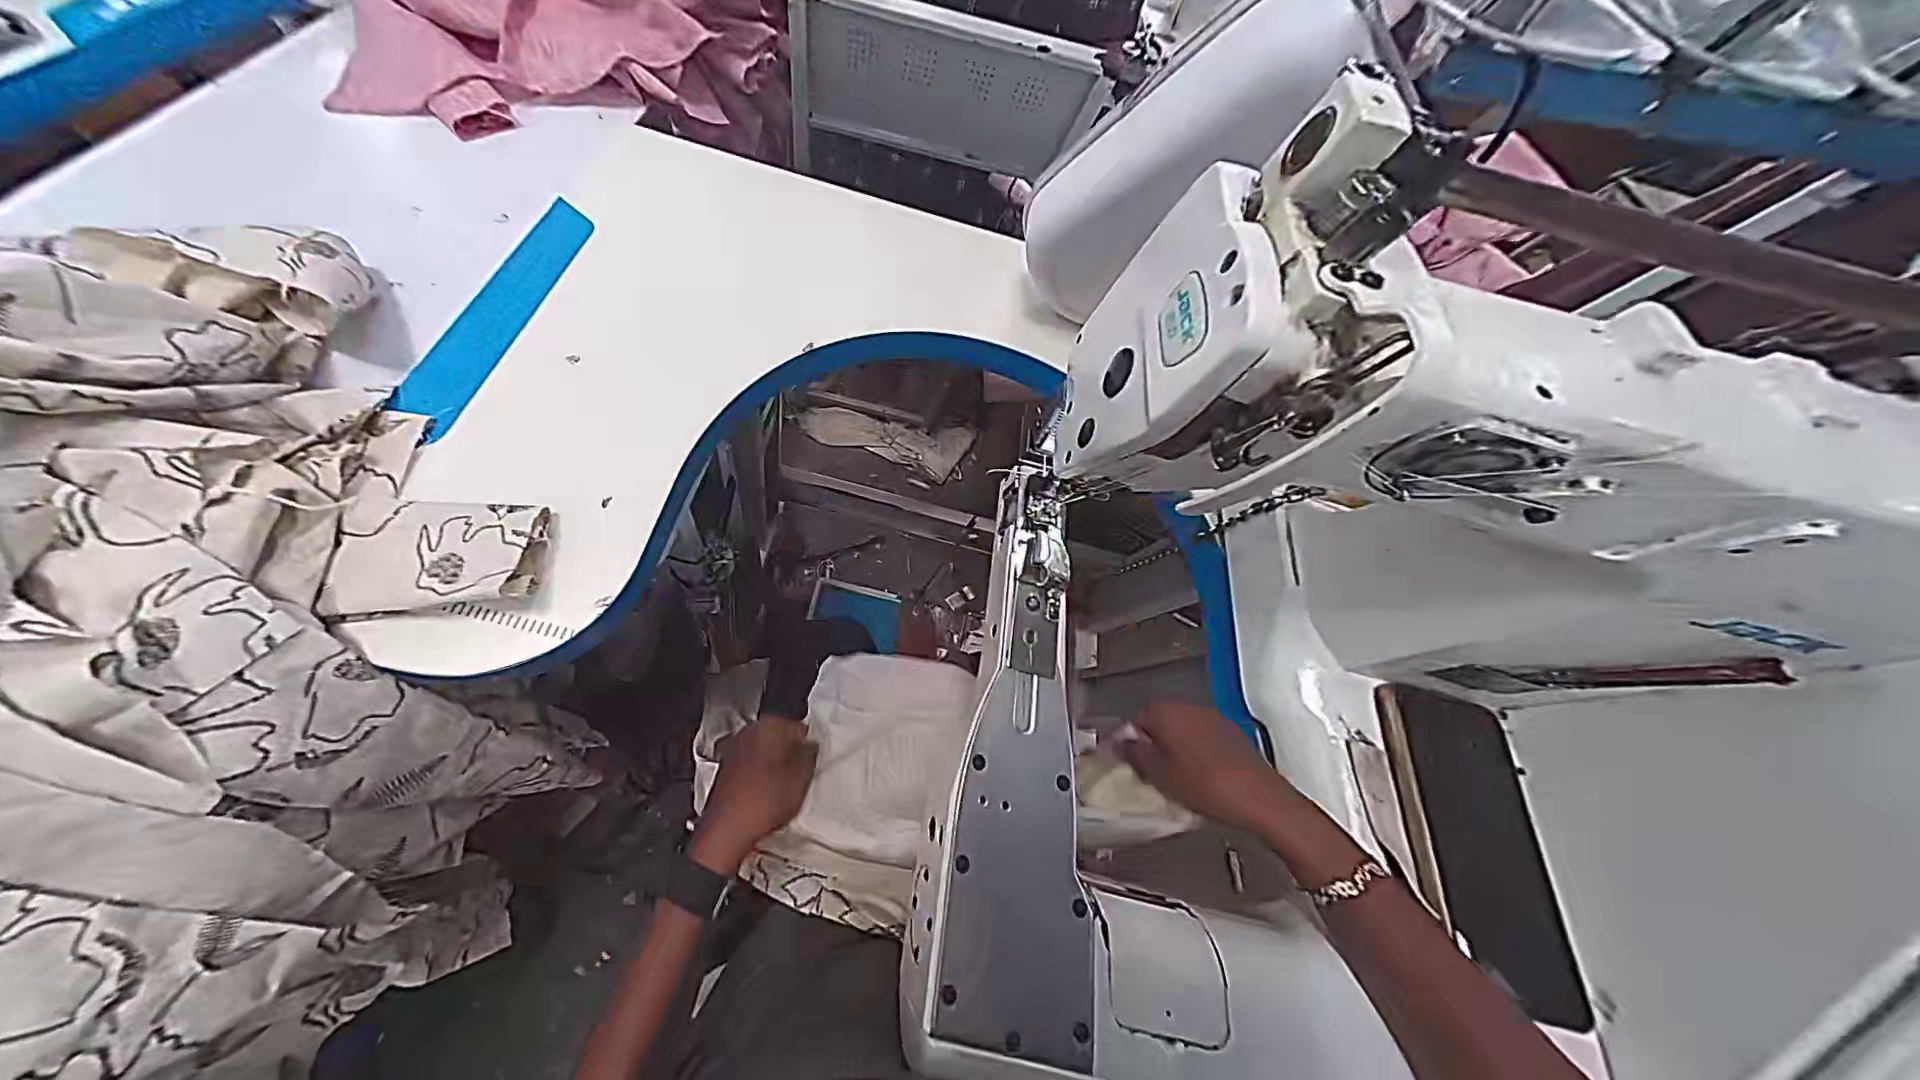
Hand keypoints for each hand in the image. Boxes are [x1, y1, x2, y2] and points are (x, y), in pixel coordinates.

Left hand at [693, 714, 818, 873]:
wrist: (728, 830)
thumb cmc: (761, 801)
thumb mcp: (803, 776)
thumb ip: (810, 754)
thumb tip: (810, 748)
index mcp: (769, 725)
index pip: (797, 726)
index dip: (807, 743)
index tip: (812, 755)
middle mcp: (747, 734)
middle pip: (777, 737)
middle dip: (788, 753)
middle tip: (800, 772)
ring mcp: (732, 752)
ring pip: (762, 752)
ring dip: (772, 765)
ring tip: (783, 788)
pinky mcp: (724, 773)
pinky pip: (749, 768)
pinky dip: (758, 777)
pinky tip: (766, 795)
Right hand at [1115, 701, 1299, 832]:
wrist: (1258, 799)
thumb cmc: (1204, 785)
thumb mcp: (1157, 774)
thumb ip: (1133, 754)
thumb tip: (1121, 743)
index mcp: (1165, 711)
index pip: (1135, 720)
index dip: (1132, 744)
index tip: (1133, 764)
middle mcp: (1189, 706)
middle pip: (1160, 722)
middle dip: (1155, 744)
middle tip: (1154, 774)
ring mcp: (1214, 717)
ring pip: (1183, 729)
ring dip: (1177, 748)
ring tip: (1179, 778)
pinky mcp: (1232, 733)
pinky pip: (1204, 737)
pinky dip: (1198, 752)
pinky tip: (1203, 777)